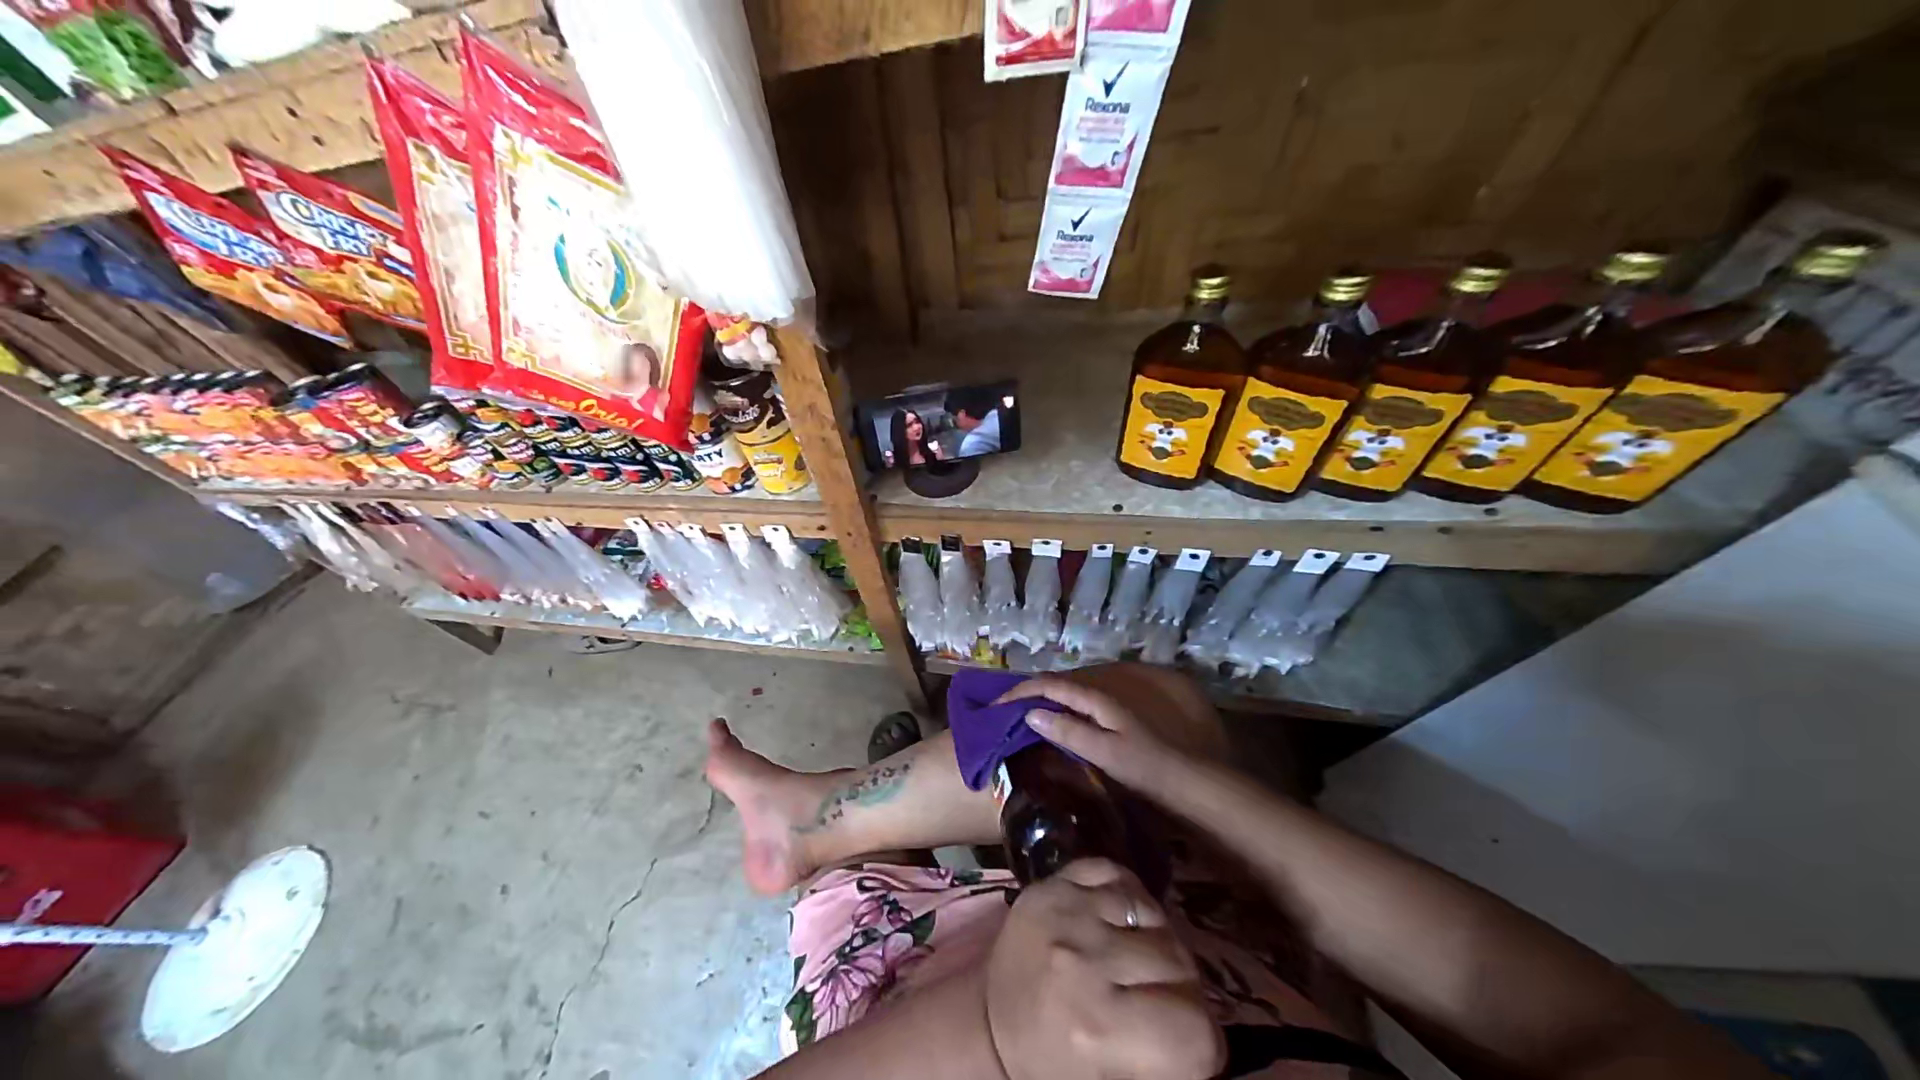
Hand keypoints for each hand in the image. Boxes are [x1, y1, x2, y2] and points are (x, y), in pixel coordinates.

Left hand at [985, 859, 1222, 1079]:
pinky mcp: (1054, 880)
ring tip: (1136, 963)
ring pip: (1155, 914)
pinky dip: (1130, 897)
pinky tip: (1120, 923)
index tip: (1186, 1045)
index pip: (1195, 1026)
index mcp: (1095, 1025)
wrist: (989, 1020)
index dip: (1202, 1042)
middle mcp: (1081, 958)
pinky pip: (1119, 874)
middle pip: (1179, 963)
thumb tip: (1207, 1035)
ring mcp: (1066, 909)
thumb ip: (1165, 1058)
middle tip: (1160, 1004)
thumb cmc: (1052, 1062)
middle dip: (1181, 989)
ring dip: (1157, 940)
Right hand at [993, 675, 1194, 802]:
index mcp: (1095, 699)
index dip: (1019, 693)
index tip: (993, 707)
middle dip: (1024, 694)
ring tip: (1014, 718)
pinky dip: (1051, 714)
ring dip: (1037, 703)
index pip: (1049, 686)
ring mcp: (1104, 710)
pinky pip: (1071, 710)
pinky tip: (1045, 728)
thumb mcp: (1105, 751)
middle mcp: (1098, 698)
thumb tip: (1030, 713)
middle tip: (998, 712)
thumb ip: (1069, 731)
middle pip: (1054, 687)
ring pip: (1062, 698)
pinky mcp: (1108, 725)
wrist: (1185, 782)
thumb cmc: (1146, 767)